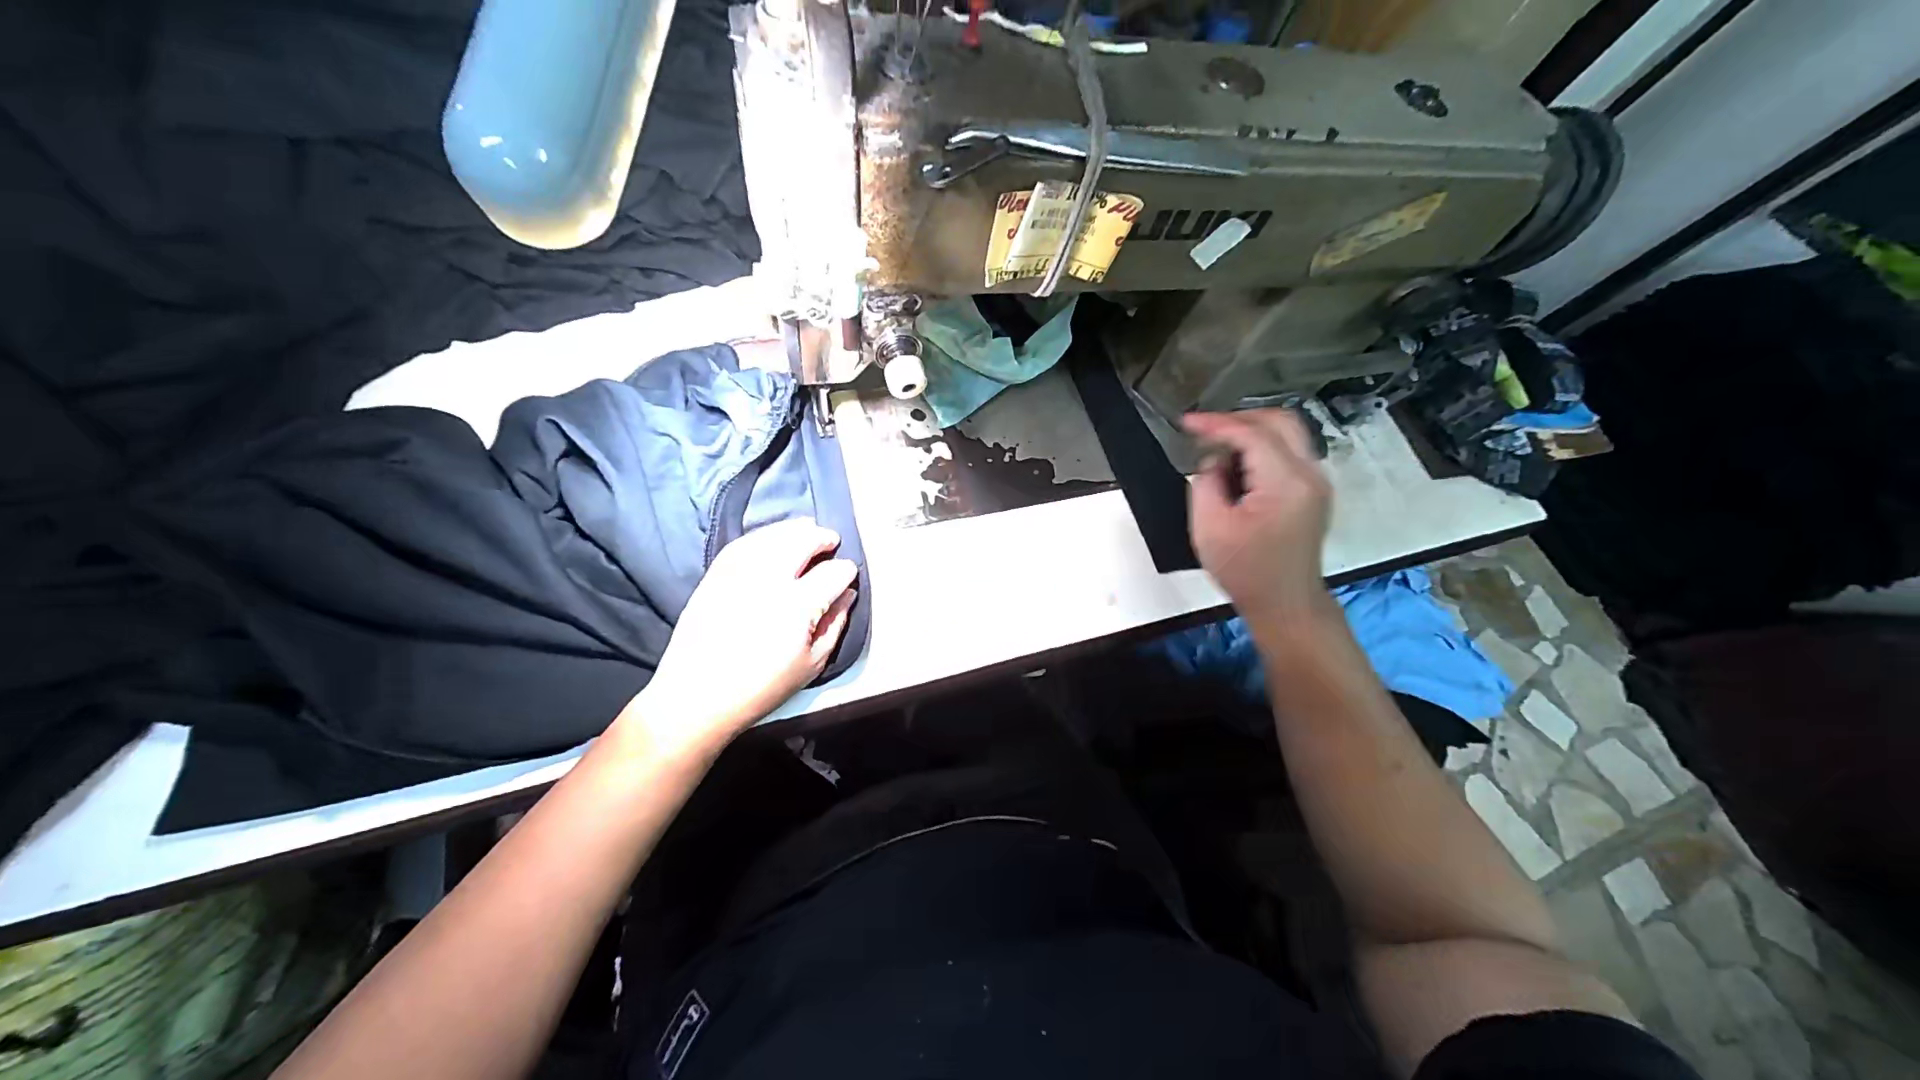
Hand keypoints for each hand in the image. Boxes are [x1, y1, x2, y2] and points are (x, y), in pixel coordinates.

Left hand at [620, 519, 857, 760]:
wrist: (696, 695)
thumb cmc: (759, 688)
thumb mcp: (811, 665)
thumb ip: (834, 624)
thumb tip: (847, 595)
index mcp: (798, 606)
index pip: (833, 573)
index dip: (846, 571)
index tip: (847, 574)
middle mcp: (769, 580)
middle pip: (802, 541)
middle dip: (822, 538)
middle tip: (830, 540)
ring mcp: (738, 574)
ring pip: (772, 536)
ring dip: (793, 529)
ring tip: (806, 529)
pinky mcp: (715, 574)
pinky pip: (742, 543)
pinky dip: (761, 535)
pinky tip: (771, 538)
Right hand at [1184, 409, 1334, 635]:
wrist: (1286, 604)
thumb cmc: (1246, 572)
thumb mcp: (1209, 529)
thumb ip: (1206, 484)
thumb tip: (1213, 463)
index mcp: (1286, 483)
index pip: (1252, 434)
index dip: (1216, 424)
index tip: (1185, 422)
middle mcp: (1310, 475)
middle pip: (1279, 421)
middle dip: (1238, 419)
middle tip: (1204, 429)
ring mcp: (1317, 483)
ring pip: (1287, 434)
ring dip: (1251, 432)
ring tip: (1217, 447)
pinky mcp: (1313, 492)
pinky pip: (1290, 453)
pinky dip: (1262, 448)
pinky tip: (1237, 464)